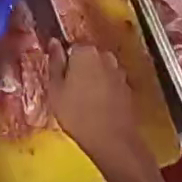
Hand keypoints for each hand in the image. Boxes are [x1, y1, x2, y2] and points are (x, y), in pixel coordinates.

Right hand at [51, 43, 145, 173]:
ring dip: (92, 79)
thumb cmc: (76, 113)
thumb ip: (55, 62)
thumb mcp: (55, 89)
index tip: (58, 78)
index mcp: (85, 52)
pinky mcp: (127, 87)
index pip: (70, 47)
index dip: (63, 62)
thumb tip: (54, 42)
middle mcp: (105, 56)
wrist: (111, 139)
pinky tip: (96, 106)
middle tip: (68, 90)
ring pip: (100, 69)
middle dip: (78, 68)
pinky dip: (103, 89)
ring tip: (82, 100)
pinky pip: (110, 82)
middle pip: (87, 57)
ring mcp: (119, 71)